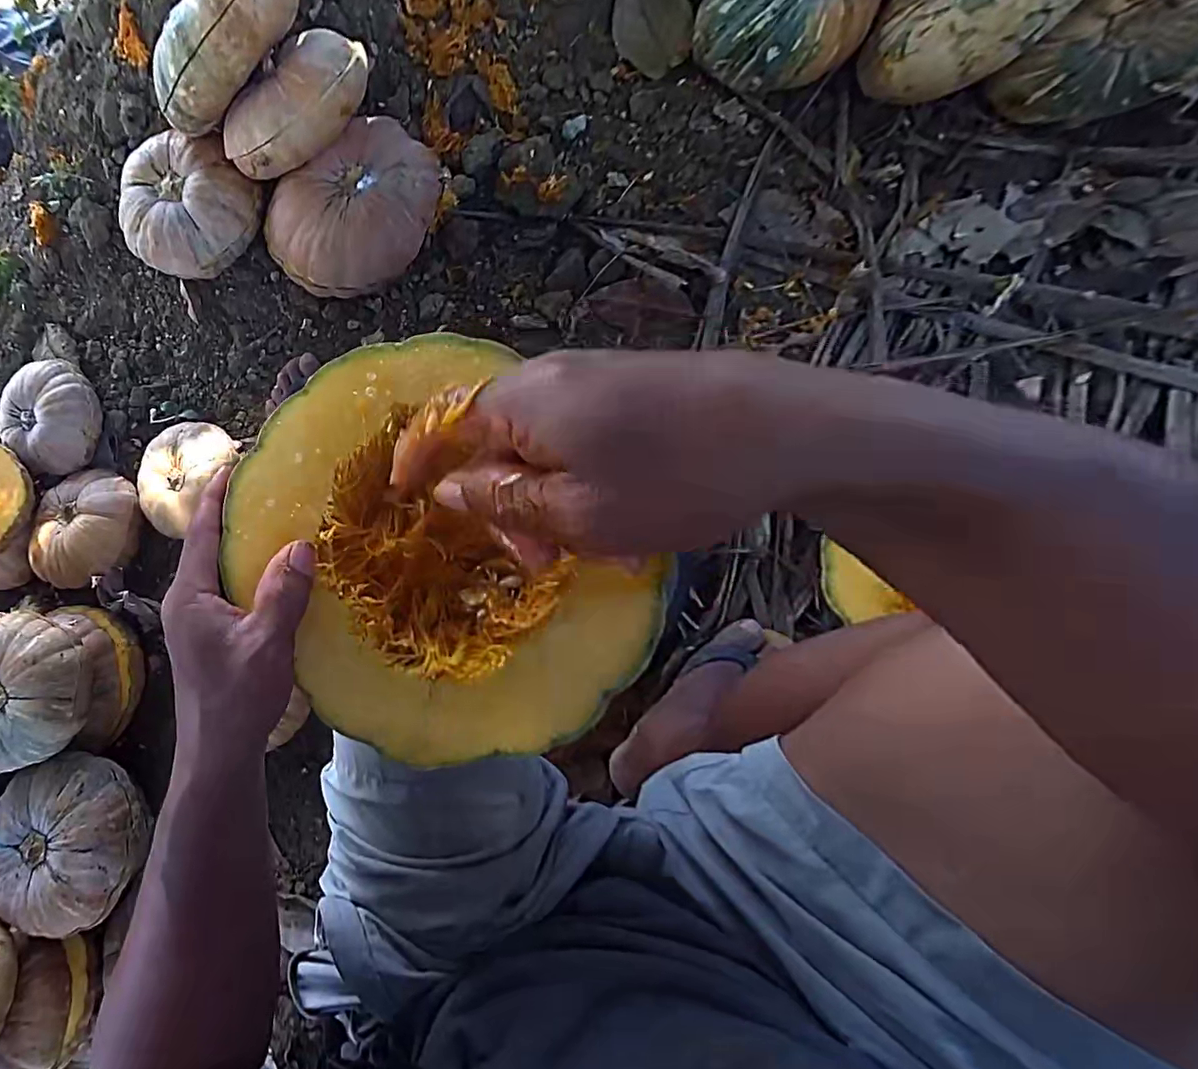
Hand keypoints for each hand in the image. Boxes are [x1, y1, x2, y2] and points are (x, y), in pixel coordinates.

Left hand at [162, 465, 315, 762]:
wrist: (218, 754)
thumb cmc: (236, 699)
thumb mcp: (266, 643)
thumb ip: (283, 594)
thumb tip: (301, 546)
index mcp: (190, 595)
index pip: (200, 533)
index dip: (214, 496)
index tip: (232, 464)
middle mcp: (187, 602)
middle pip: (207, 547)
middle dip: (231, 516)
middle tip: (265, 489)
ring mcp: (196, 621)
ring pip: (219, 570)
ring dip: (242, 546)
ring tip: (275, 523)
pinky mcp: (210, 637)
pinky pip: (229, 591)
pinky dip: (249, 574)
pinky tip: (276, 575)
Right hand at [390, 349, 809, 564]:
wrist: (796, 426)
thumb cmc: (673, 477)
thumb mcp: (576, 512)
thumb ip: (500, 502)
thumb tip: (448, 490)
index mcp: (520, 401)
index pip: (440, 424)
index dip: (413, 460)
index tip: (401, 495)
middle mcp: (546, 379)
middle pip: (492, 444)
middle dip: (506, 506)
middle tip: (539, 561)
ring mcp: (589, 379)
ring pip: (538, 448)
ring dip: (549, 503)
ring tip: (597, 549)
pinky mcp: (625, 388)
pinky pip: (577, 439)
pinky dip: (580, 482)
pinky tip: (619, 517)